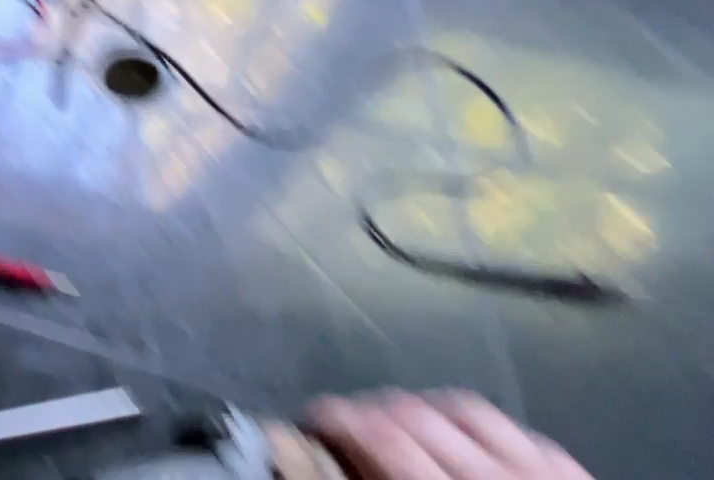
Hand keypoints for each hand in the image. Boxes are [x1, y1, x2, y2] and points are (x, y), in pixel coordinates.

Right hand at [308, 390, 591, 479]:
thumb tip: (308, 450)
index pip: (378, 434)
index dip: (333, 417)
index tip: (310, 420)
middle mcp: (497, 477)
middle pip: (411, 413)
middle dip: (368, 411)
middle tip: (348, 429)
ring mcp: (541, 473)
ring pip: (461, 407)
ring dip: (419, 410)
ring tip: (401, 427)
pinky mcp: (572, 474)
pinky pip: (516, 428)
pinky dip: (476, 425)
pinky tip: (463, 441)